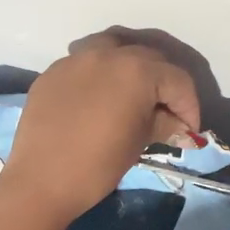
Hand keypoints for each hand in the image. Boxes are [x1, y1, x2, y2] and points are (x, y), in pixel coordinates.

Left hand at [0, 29, 202, 220]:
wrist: (39, 183)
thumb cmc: (96, 167)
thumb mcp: (137, 144)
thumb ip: (162, 124)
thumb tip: (179, 125)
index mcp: (137, 69)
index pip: (177, 80)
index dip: (189, 106)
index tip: (189, 131)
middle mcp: (107, 53)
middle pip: (148, 57)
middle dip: (163, 83)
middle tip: (166, 111)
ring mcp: (75, 59)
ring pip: (113, 47)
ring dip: (130, 63)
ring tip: (134, 89)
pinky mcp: (52, 73)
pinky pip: (84, 62)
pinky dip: (99, 72)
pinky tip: (99, 95)